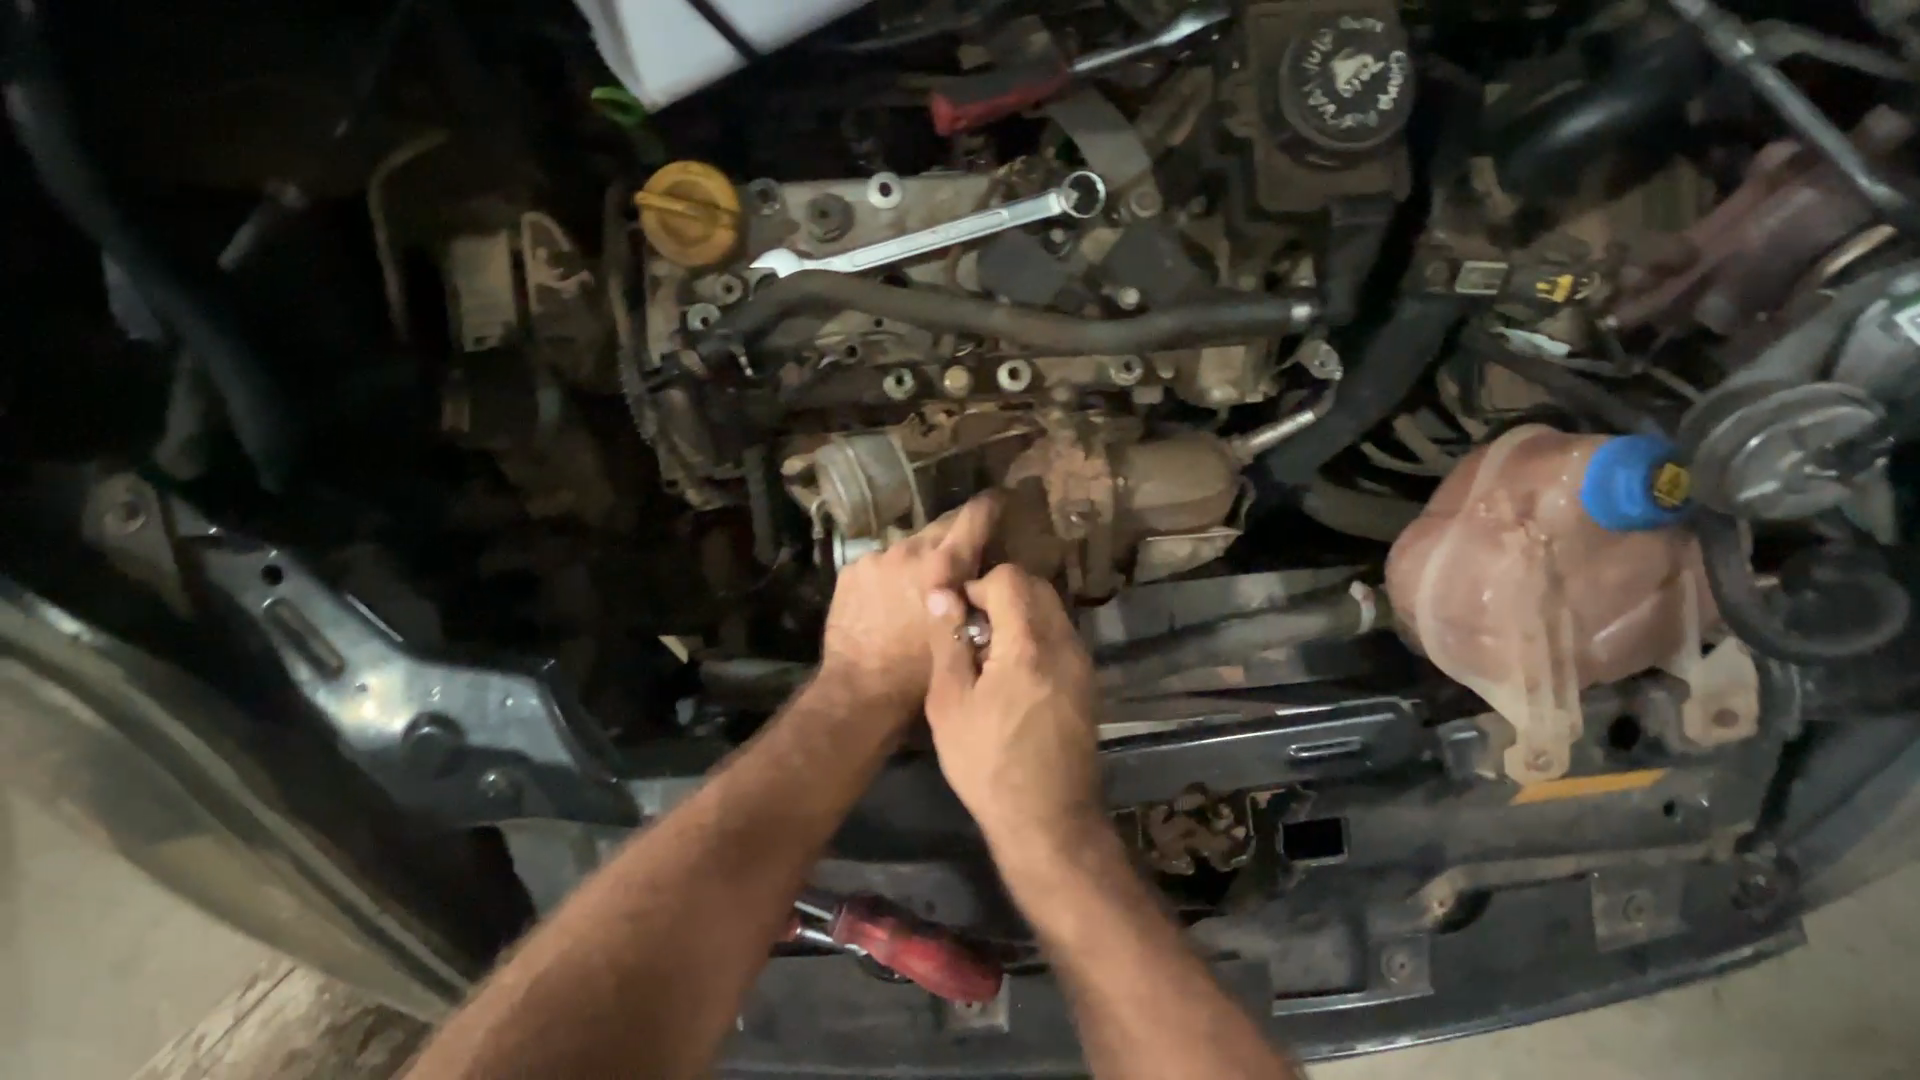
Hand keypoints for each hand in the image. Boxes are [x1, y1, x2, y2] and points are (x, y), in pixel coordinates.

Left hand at [819, 494, 1000, 718]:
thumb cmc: (921, 671)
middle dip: (952, 539)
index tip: (999, 499)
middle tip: (959, 559)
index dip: (990, 505)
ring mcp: (876, 558)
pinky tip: (885, 603)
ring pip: (907, 548)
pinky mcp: (851, 570)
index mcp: (943, 565)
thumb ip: (973, 593)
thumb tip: (984, 575)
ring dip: (916, 561)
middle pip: (940, 527)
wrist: (859, 690)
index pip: (973, 517)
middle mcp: (910, 550)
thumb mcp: (964, 631)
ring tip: (915, 591)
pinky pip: (879, 564)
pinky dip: (888, 576)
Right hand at [922, 565, 1099, 846]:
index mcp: (1030, 644)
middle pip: (1036, 587)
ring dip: (1018, 616)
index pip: (1010, 578)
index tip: (955, 616)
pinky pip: (1060, 637)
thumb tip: (942, 594)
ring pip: (1051, 610)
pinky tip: (1012, 676)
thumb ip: (948, 642)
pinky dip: (1035, 638)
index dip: (976, 586)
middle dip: (999, 595)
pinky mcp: (1088, 683)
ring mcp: (1082, 664)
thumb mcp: (950, 704)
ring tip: (988, 656)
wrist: (1048, 820)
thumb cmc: (988, 764)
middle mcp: (1065, 643)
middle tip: (969, 632)